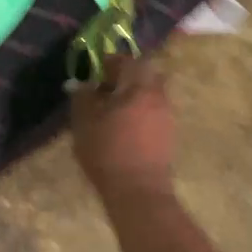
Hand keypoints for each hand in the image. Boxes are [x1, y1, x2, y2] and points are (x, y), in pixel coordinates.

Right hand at [69, 55, 173, 197]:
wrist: (138, 190)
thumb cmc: (107, 151)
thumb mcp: (84, 121)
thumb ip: (82, 97)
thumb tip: (83, 84)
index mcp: (139, 88)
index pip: (129, 61)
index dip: (111, 61)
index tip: (95, 68)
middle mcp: (159, 97)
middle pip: (146, 75)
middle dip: (127, 76)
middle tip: (105, 86)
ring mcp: (167, 117)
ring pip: (152, 93)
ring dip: (134, 94)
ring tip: (112, 109)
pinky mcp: (168, 135)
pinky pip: (154, 111)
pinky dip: (140, 111)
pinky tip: (123, 126)